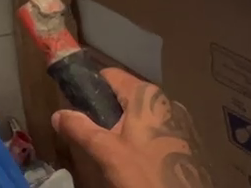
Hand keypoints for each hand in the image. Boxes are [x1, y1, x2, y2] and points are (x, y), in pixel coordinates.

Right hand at [51, 68, 211, 187]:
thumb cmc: (147, 174)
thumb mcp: (106, 152)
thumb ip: (79, 128)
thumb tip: (56, 115)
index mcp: (146, 95)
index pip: (109, 75)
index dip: (90, 86)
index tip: (79, 106)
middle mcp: (168, 102)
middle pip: (127, 97)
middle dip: (110, 113)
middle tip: (97, 135)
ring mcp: (185, 125)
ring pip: (145, 117)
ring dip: (129, 129)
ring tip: (119, 153)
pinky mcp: (194, 146)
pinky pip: (162, 133)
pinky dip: (148, 142)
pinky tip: (143, 164)